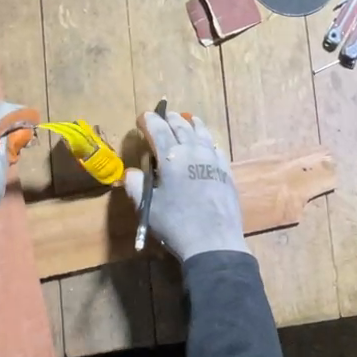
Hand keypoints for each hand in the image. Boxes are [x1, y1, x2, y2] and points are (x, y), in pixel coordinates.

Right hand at [121, 110, 246, 261]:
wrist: (213, 240)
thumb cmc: (176, 223)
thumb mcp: (148, 207)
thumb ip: (136, 187)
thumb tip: (131, 173)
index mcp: (172, 156)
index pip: (158, 130)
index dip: (150, 121)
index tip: (143, 117)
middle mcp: (193, 150)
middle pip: (181, 127)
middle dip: (171, 119)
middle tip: (164, 115)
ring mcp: (212, 159)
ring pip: (201, 133)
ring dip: (192, 124)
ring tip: (188, 119)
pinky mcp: (226, 171)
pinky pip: (216, 147)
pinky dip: (208, 140)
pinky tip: (208, 143)